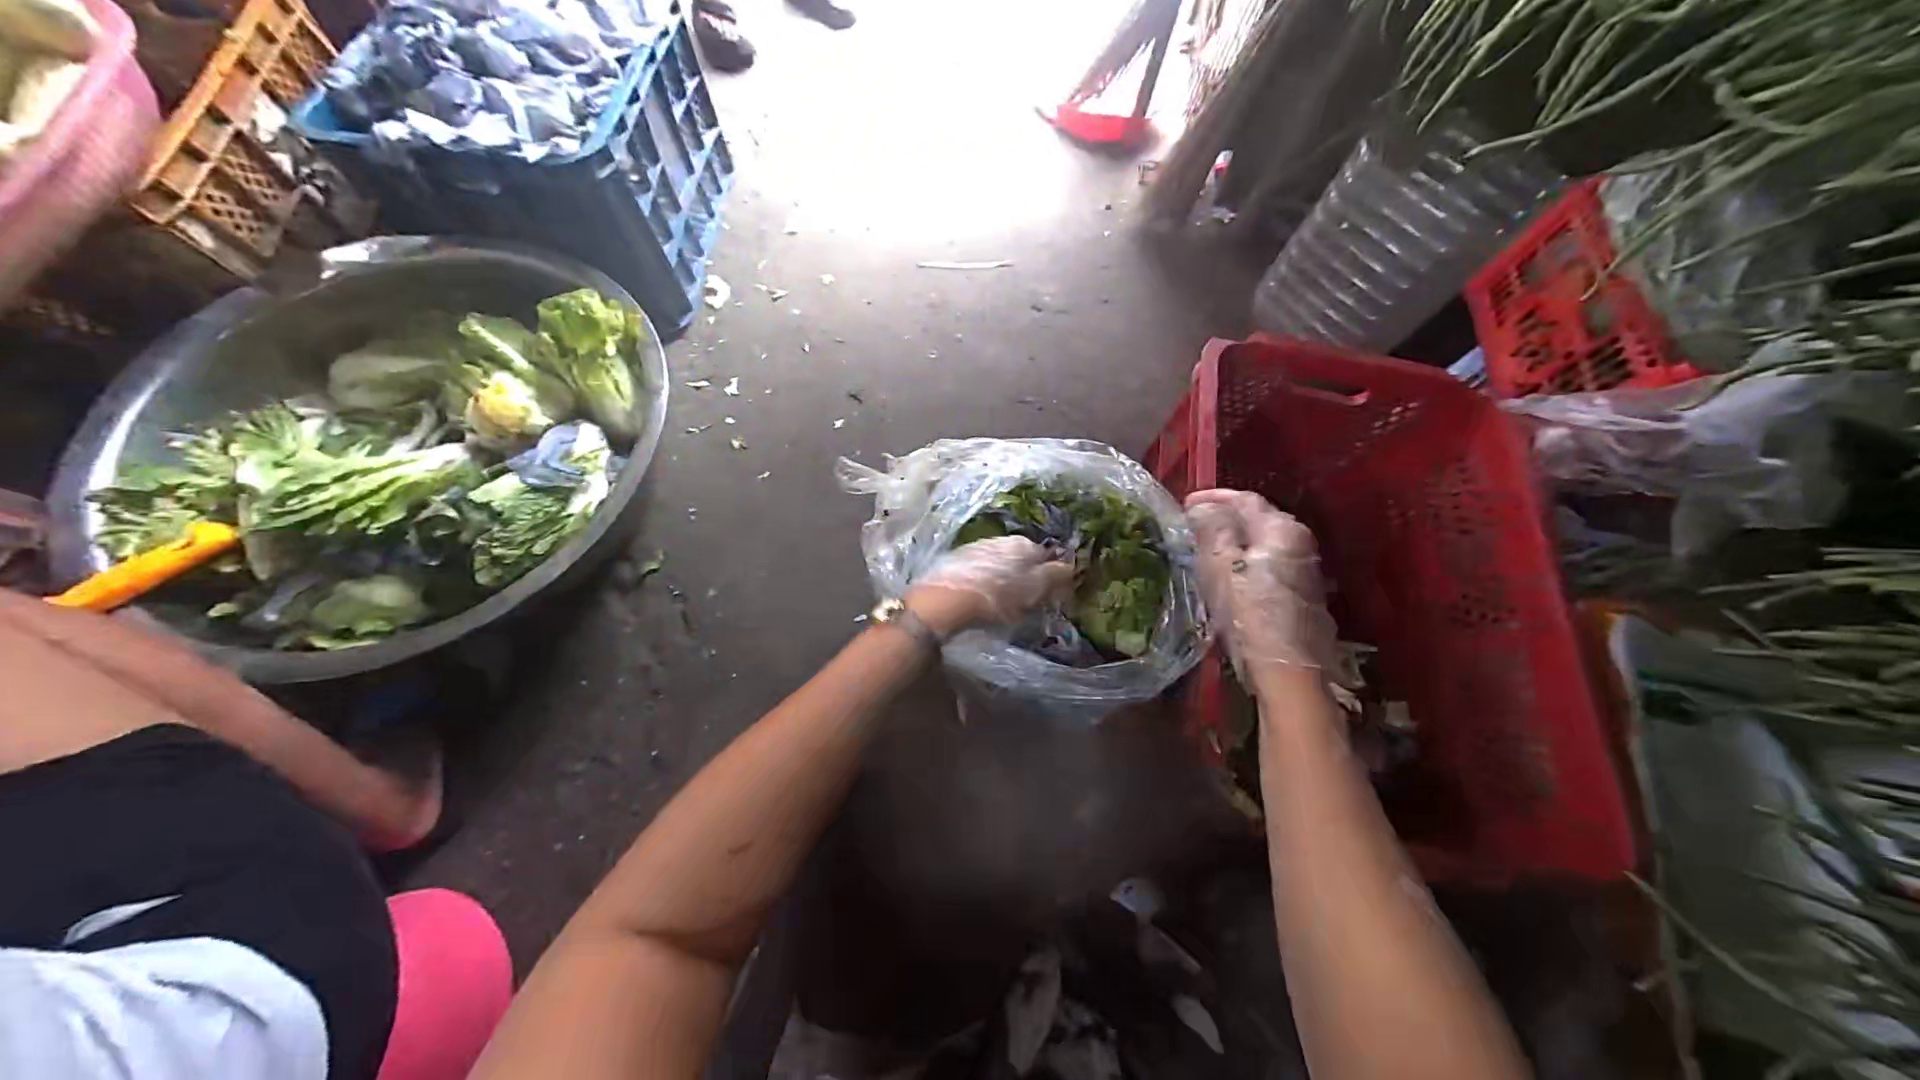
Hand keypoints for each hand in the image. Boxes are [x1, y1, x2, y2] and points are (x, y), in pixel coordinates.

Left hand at [905, 535, 1073, 635]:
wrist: (947, 600)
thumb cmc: (999, 596)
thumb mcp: (1035, 590)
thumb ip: (1056, 577)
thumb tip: (1071, 568)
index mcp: (1025, 545)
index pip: (1047, 556)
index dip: (1053, 575)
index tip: (1054, 594)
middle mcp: (1001, 540)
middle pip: (1023, 559)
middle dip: (1029, 576)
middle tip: (1030, 601)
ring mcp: (977, 548)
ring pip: (1001, 563)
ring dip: (1007, 579)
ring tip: (1005, 602)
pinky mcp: (956, 562)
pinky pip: (981, 571)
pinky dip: (987, 582)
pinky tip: (983, 597)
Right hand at [1184, 489, 1339, 685]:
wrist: (1290, 671)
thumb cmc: (1250, 614)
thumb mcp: (1220, 566)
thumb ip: (1212, 529)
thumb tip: (1202, 507)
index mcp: (1282, 529)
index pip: (1245, 500)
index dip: (1214, 497)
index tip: (1185, 502)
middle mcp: (1300, 543)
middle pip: (1258, 519)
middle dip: (1225, 516)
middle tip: (1192, 522)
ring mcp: (1304, 571)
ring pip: (1263, 543)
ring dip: (1235, 539)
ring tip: (1205, 545)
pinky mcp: (1301, 596)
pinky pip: (1267, 564)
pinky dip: (1245, 560)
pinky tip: (1228, 573)